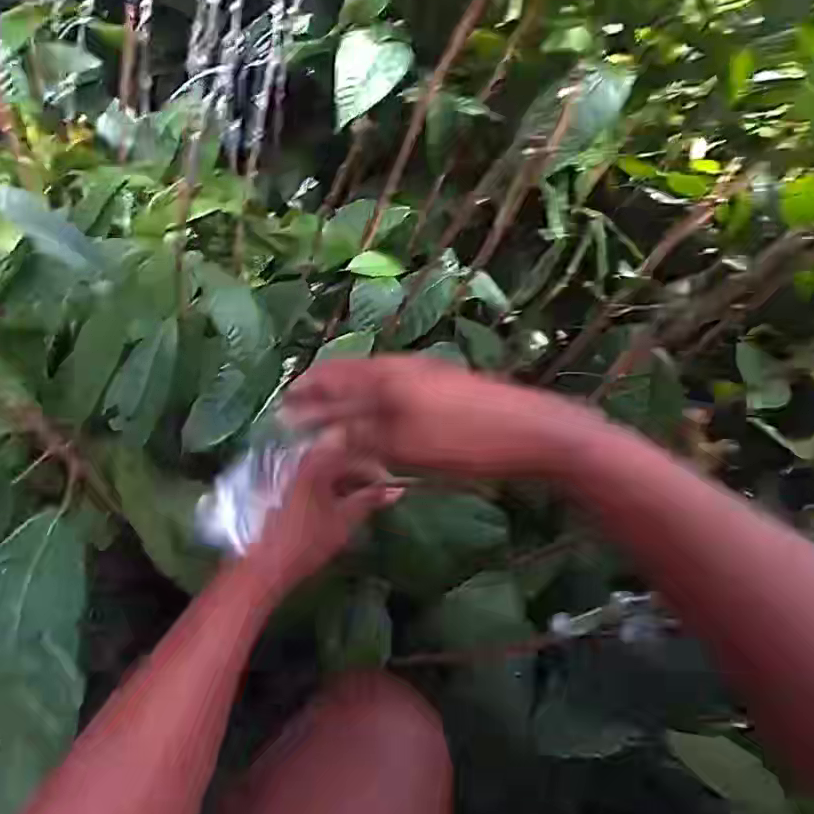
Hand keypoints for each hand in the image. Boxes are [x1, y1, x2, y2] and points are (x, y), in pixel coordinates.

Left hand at [237, 428, 398, 598]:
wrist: (263, 565)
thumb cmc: (305, 543)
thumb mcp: (344, 521)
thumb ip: (370, 500)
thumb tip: (396, 490)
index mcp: (317, 459)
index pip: (357, 453)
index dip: (377, 470)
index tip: (392, 486)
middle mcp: (301, 455)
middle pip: (339, 455)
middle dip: (361, 473)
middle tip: (379, 493)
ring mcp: (288, 467)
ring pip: (325, 465)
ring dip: (345, 478)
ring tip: (361, 499)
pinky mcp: (279, 480)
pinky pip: (311, 473)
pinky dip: (327, 483)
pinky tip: (337, 501)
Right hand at [281, 357, 601, 479]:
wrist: (530, 430)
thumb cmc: (463, 441)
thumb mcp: (405, 446)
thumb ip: (360, 439)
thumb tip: (321, 438)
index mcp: (386, 376)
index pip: (334, 377)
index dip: (307, 390)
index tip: (284, 402)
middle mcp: (402, 366)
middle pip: (352, 375)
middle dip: (324, 391)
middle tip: (299, 404)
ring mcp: (427, 372)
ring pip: (375, 381)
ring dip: (350, 395)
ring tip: (331, 411)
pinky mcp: (445, 384)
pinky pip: (396, 388)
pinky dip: (375, 399)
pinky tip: (378, 413)